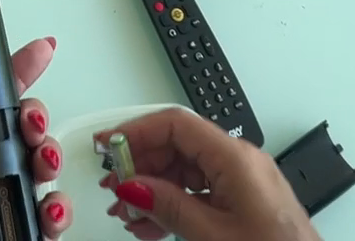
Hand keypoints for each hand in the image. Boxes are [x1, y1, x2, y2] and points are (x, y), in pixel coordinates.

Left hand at [0, 37, 72, 240]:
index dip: (8, 75)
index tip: (37, 53)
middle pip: (16, 130)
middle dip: (35, 116)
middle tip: (33, 121)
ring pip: (37, 167)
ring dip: (49, 156)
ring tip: (43, 163)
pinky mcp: (13, 236)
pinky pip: (46, 215)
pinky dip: (57, 207)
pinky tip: (50, 208)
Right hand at [98, 108, 315, 240]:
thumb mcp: (214, 236)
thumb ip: (170, 206)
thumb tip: (132, 184)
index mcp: (235, 157)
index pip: (176, 124)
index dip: (137, 130)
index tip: (109, 145)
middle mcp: (240, 160)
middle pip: (178, 144)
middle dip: (141, 165)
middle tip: (113, 186)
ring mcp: (243, 181)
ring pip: (185, 170)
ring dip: (153, 189)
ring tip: (128, 213)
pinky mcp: (245, 202)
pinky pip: (199, 191)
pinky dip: (174, 204)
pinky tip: (152, 224)